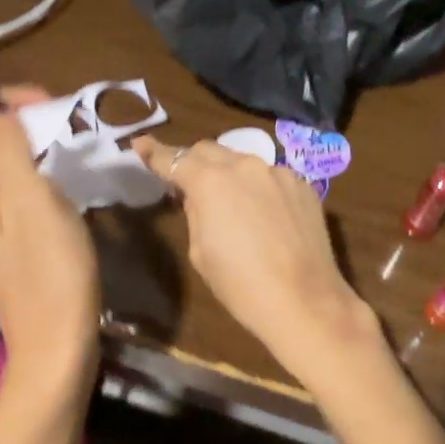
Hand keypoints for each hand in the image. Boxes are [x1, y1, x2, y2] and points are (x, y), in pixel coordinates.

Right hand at [134, 137, 373, 382]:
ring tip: (229, 204)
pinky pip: (272, 178)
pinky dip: (259, 189)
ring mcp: (279, 173)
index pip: (174, 159)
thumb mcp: (200, 251)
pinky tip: (264, 216)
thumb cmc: (241, 284)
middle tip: (185, 183)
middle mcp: (245, 165)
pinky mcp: (304, 186)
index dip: (154, 152)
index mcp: (211, 181)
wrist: (303, 300)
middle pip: (209, 151)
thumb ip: (196, 212)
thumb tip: (199, 196)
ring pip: (244, 162)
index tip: (140, 144)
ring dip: (229, 175)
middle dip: (193, 162)